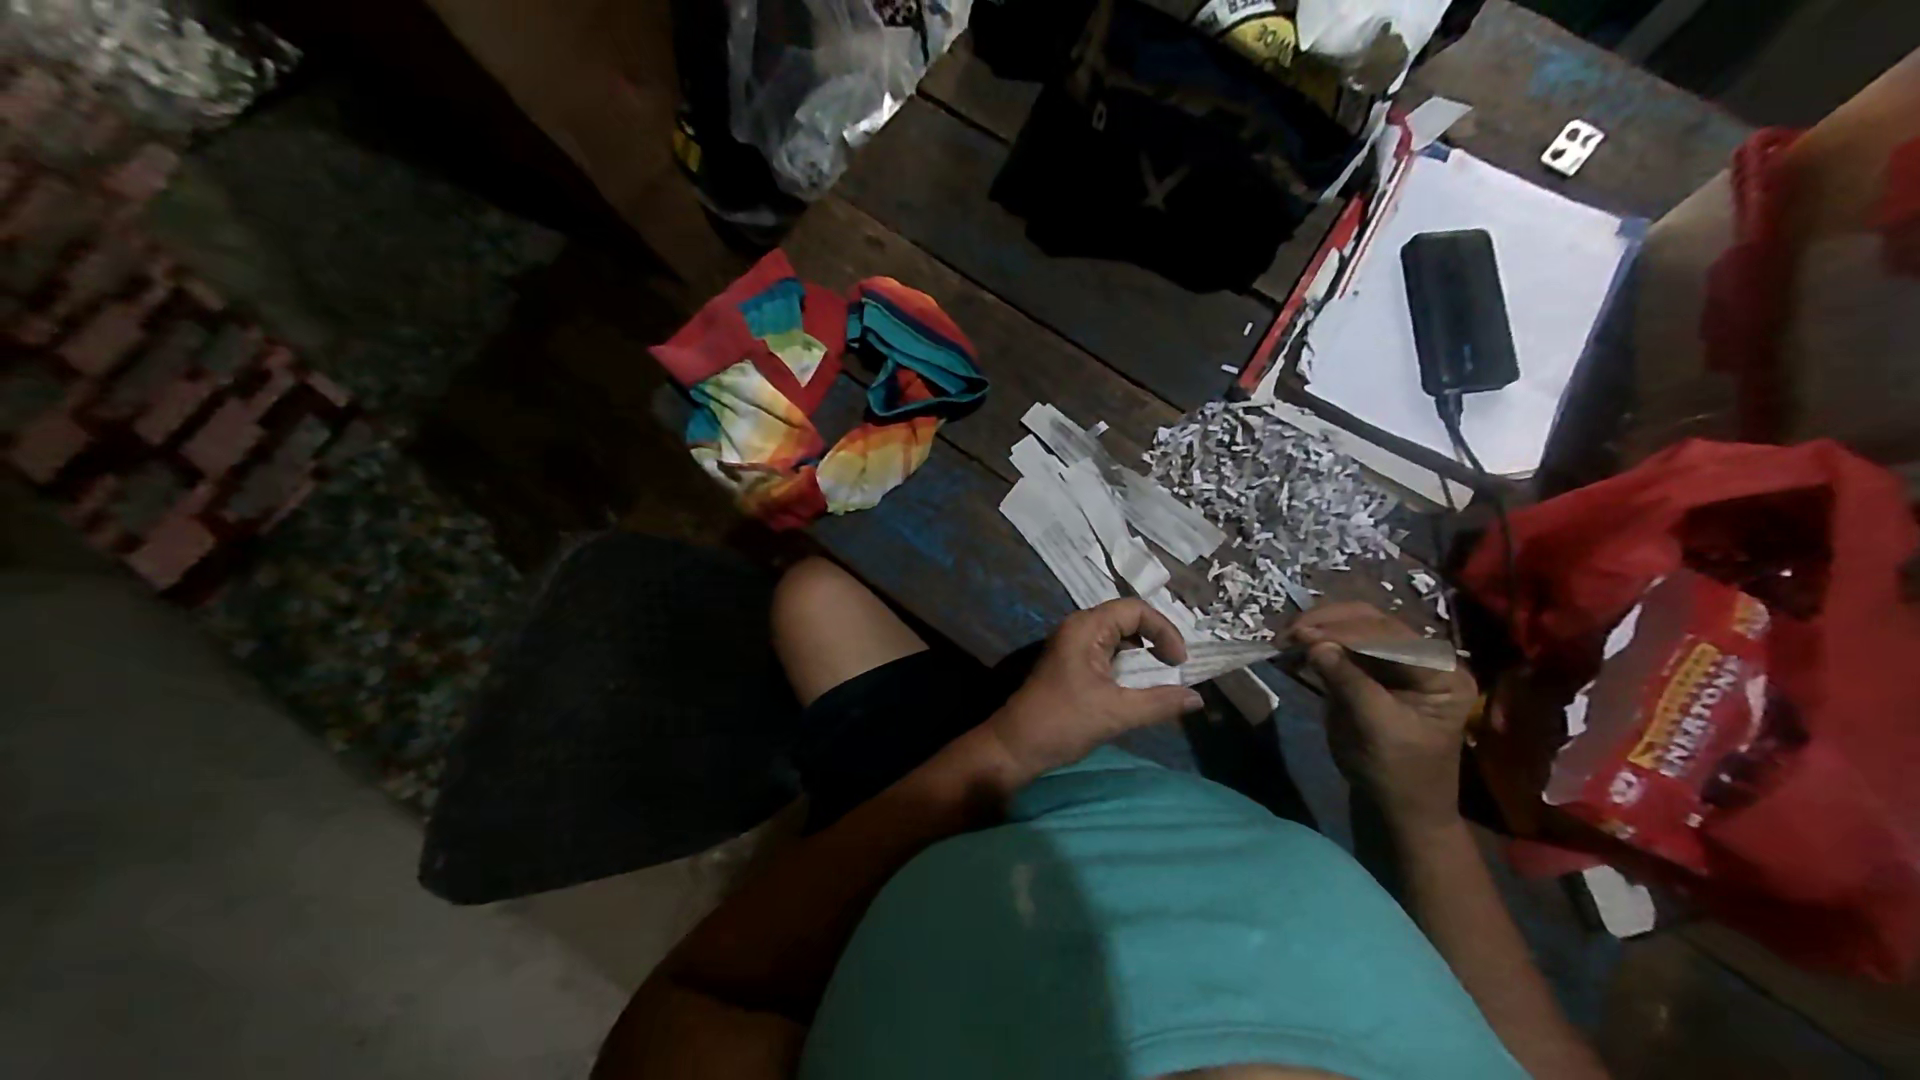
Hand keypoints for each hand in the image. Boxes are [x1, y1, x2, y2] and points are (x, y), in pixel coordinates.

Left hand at [984, 598, 1203, 781]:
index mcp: (1085, 628)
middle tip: (1174, 668)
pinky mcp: (1070, 663)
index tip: (1178, 662)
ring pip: (1117, 637)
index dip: (1163, 630)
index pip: (1135, 609)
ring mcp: (1071, 645)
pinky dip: (1126, 665)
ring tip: (1161, 678)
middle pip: (1126, 619)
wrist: (1016, 745)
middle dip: (1155, 639)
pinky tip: (1138, 686)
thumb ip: (1160, 703)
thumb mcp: (1117, 713)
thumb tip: (1198, 698)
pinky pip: (1106, 653)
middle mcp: (1078, 628)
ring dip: (1142, 654)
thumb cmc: (1064, 722)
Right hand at [1289, 602, 1479, 833]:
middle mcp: (1423, 657)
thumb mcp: (1376, 728)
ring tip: (1285, 638)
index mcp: (1441, 672)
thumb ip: (1349, 682)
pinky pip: (1341, 644)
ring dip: (1317, 628)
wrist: (1396, 804)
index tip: (1301, 634)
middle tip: (1288, 632)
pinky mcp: (1370, 668)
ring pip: (1353, 626)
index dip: (1345, 631)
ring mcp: (1395, 660)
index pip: (1391, 637)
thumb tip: (1313, 644)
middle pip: (1372, 622)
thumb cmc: (1397, 772)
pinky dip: (1315, 642)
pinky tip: (1292, 648)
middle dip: (1328, 623)